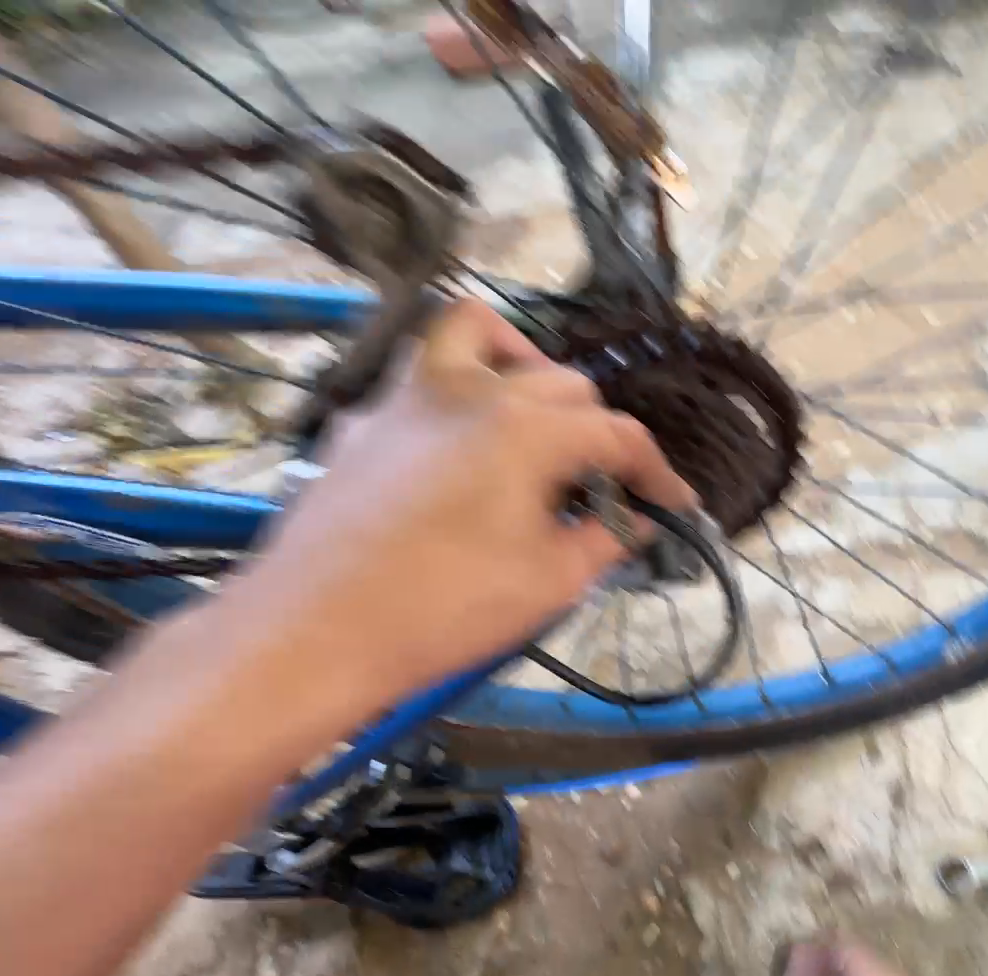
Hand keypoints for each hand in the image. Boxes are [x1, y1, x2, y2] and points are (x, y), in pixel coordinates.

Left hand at [220, 299, 696, 717]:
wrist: (314, 631)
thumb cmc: (446, 608)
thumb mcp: (551, 582)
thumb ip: (606, 540)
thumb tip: (633, 521)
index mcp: (528, 428)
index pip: (618, 436)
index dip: (657, 472)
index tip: (674, 505)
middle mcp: (473, 390)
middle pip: (565, 386)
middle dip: (597, 435)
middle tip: (600, 489)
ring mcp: (408, 396)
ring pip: (477, 331)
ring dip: (522, 362)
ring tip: (532, 412)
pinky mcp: (363, 419)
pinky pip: (420, 377)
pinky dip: (455, 394)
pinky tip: (457, 447)